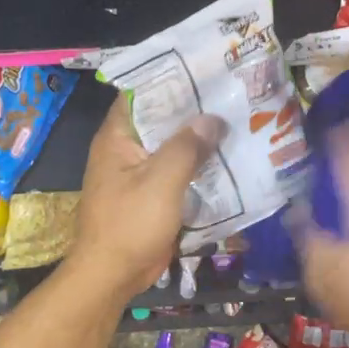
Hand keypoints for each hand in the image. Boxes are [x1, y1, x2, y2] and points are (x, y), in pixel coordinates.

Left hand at [69, 100, 224, 300]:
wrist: (111, 277)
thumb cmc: (130, 223)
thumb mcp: (161, 180)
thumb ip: (187, 147)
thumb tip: (212, 119)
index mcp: (117, 137)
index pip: (142, 94)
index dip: (172, 80)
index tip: (205, 71)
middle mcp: (124, 150)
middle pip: (161, 121)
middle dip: (193, 111)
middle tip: (231, 95)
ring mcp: (137, 174)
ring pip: (171, 148)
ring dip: (198, 141)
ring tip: (237, 122)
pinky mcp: (150, 196)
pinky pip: (175, 173)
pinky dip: (197, 167)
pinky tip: (227, 161)